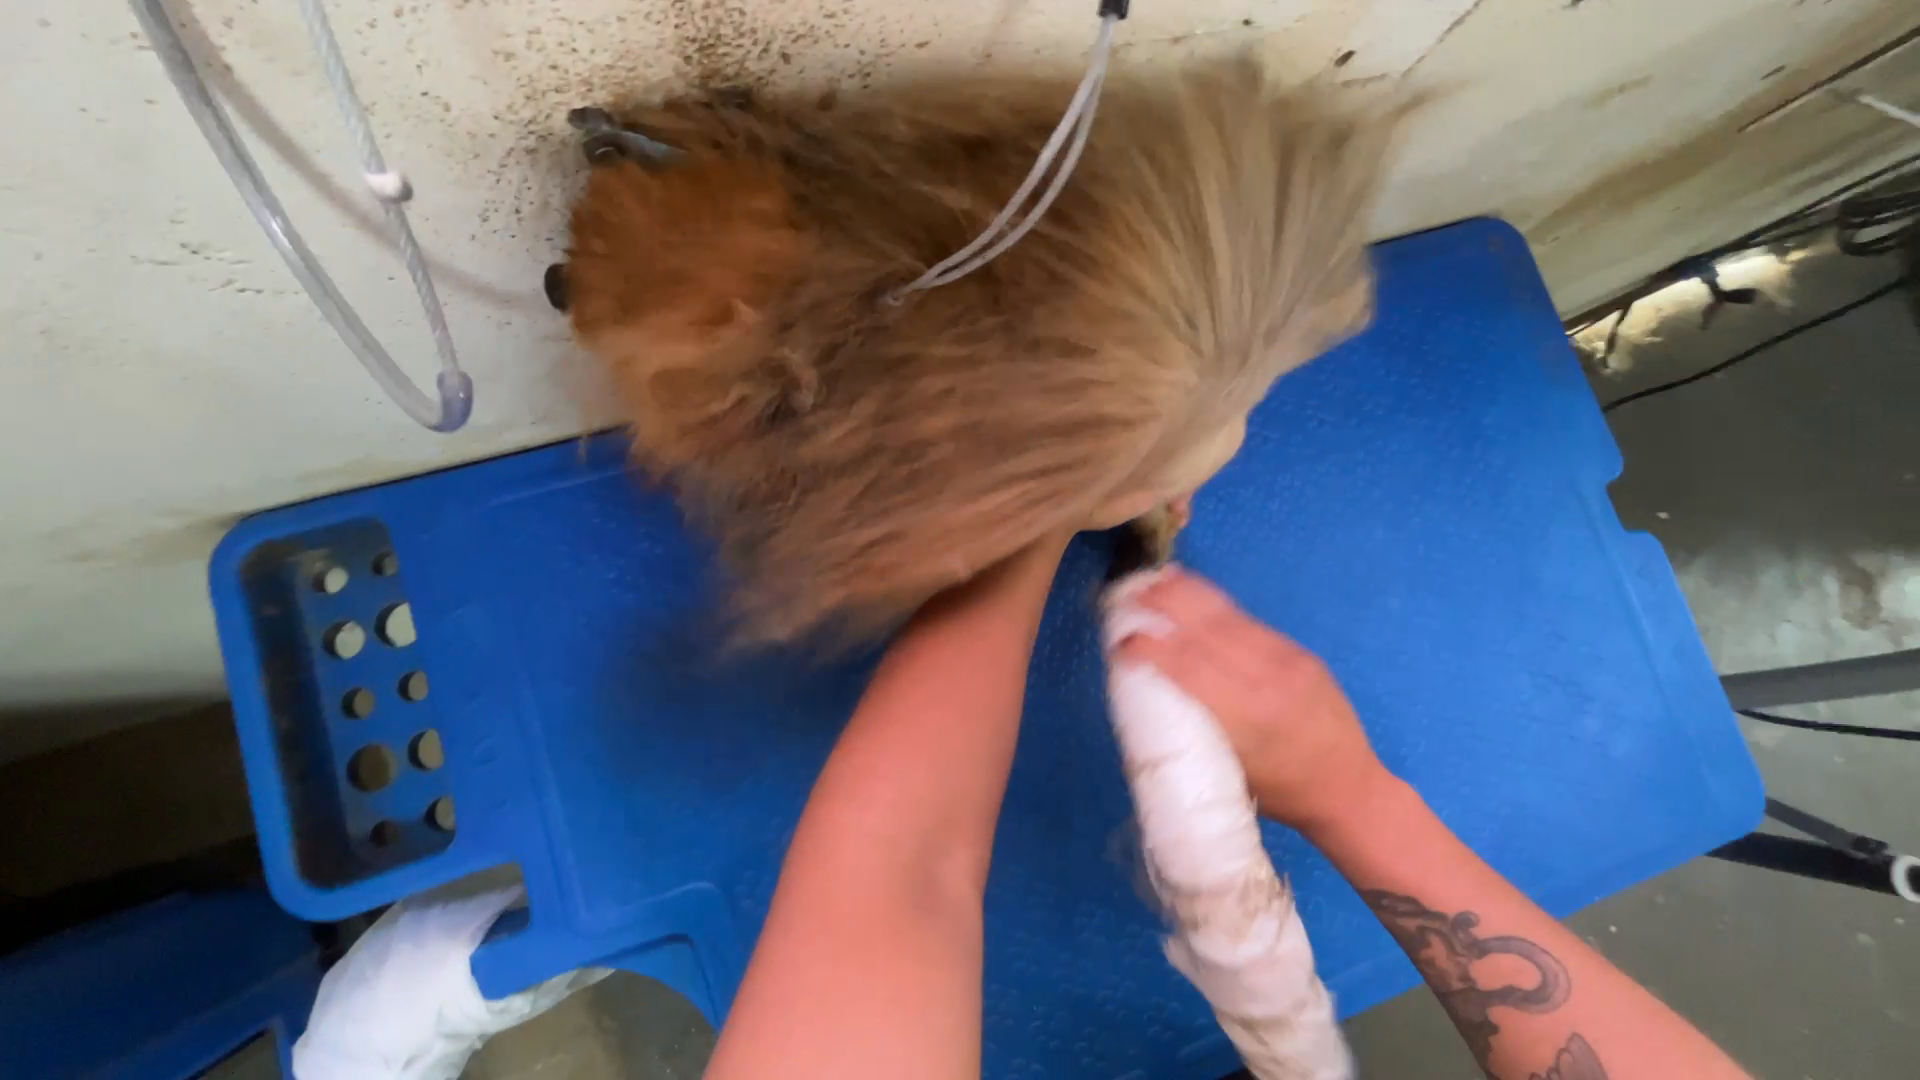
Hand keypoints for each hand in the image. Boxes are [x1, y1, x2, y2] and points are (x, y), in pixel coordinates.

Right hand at [1110, 567, 1392, 835]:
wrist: (1350, 788)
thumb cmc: (1282, 793)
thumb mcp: (1229, 769)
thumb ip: (1193, 728)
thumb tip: (1149, 696)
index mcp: (1245, 716)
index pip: (1187, 666)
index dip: (1151, 648)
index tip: (1121, 642)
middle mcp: (1266, 679)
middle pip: (1204, 629)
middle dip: (1164, 605)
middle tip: (1129, 595)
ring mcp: (1286, 660)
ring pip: (1227, 617)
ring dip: (1186, 595)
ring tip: (1154, 582)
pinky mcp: (1298, 651)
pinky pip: (1248, 622)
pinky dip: (1214, 605)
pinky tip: (1194, 594)